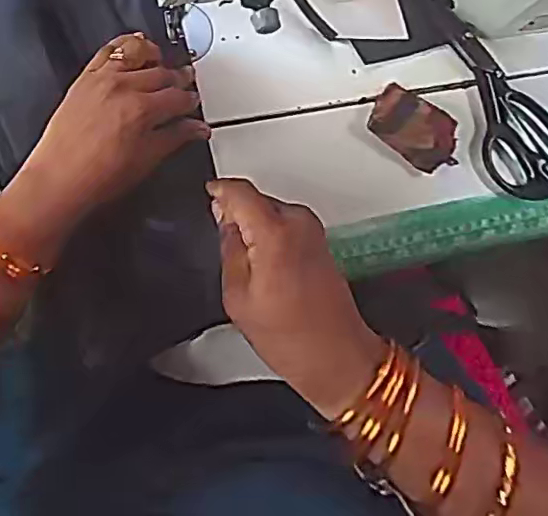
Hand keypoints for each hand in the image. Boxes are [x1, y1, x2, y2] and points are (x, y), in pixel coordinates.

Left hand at [0, 33, 208, 263]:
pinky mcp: (85, 76)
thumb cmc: (96, 176)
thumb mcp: (146, 160)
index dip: (190, 100)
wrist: (59, 179)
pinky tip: (133, 47)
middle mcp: (123, 88)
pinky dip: (125, 44)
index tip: (191, 103)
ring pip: (138, 53)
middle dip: (178, 79)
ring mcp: (102, 78)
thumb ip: (175, 137)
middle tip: (184, 84)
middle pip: (162, 73)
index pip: (178, 97)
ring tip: (162, 62)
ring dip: (155, 55)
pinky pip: (109, 49)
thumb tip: (195, 128)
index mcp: (142, 109)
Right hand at [208, 178, 385, 418]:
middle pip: (254, 198)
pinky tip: (264, 263)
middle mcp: (298, 223)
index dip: (219, 189)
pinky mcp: (320, 238)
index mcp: (275, 233)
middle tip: (223, 237)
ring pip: (268, 209)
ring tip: (247, 263)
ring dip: (253, 223)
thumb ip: (227, 247)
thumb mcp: (238, 296)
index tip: (210, 192)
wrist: (338, 358)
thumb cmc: (294, 339)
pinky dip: (270, 232)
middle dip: (236, 211)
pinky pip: (284, 221)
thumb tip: (224, 222)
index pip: (239, 190)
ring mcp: (312, 229)